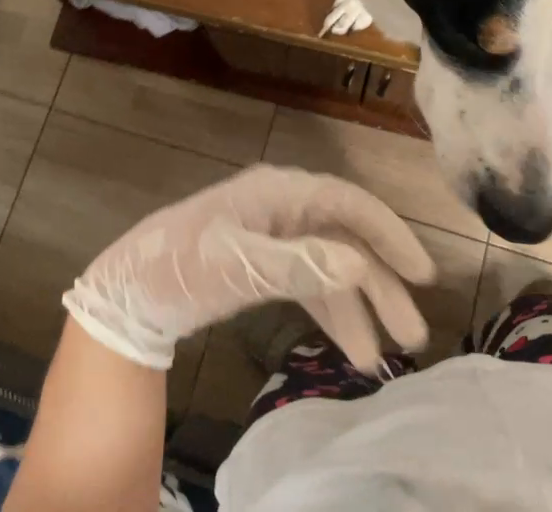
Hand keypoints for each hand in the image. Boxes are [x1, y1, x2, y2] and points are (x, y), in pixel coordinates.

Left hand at [62, 165, 435, 369]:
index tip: (421, 275)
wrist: (130, 291)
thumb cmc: (181, 266)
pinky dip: (331, 315)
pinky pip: (311, 287)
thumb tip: (359, 264)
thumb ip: (299, 264)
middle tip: (413, 335)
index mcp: (281, 194)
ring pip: (332, 270)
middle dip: (380, 287)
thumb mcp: (238, 265)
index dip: (390, 235)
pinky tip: (351, 349)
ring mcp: (277, 237)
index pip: (350, 205)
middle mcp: (286, 209)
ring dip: (358, 310)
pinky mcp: (266, 265)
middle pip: (347, 243)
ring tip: (380, 359)